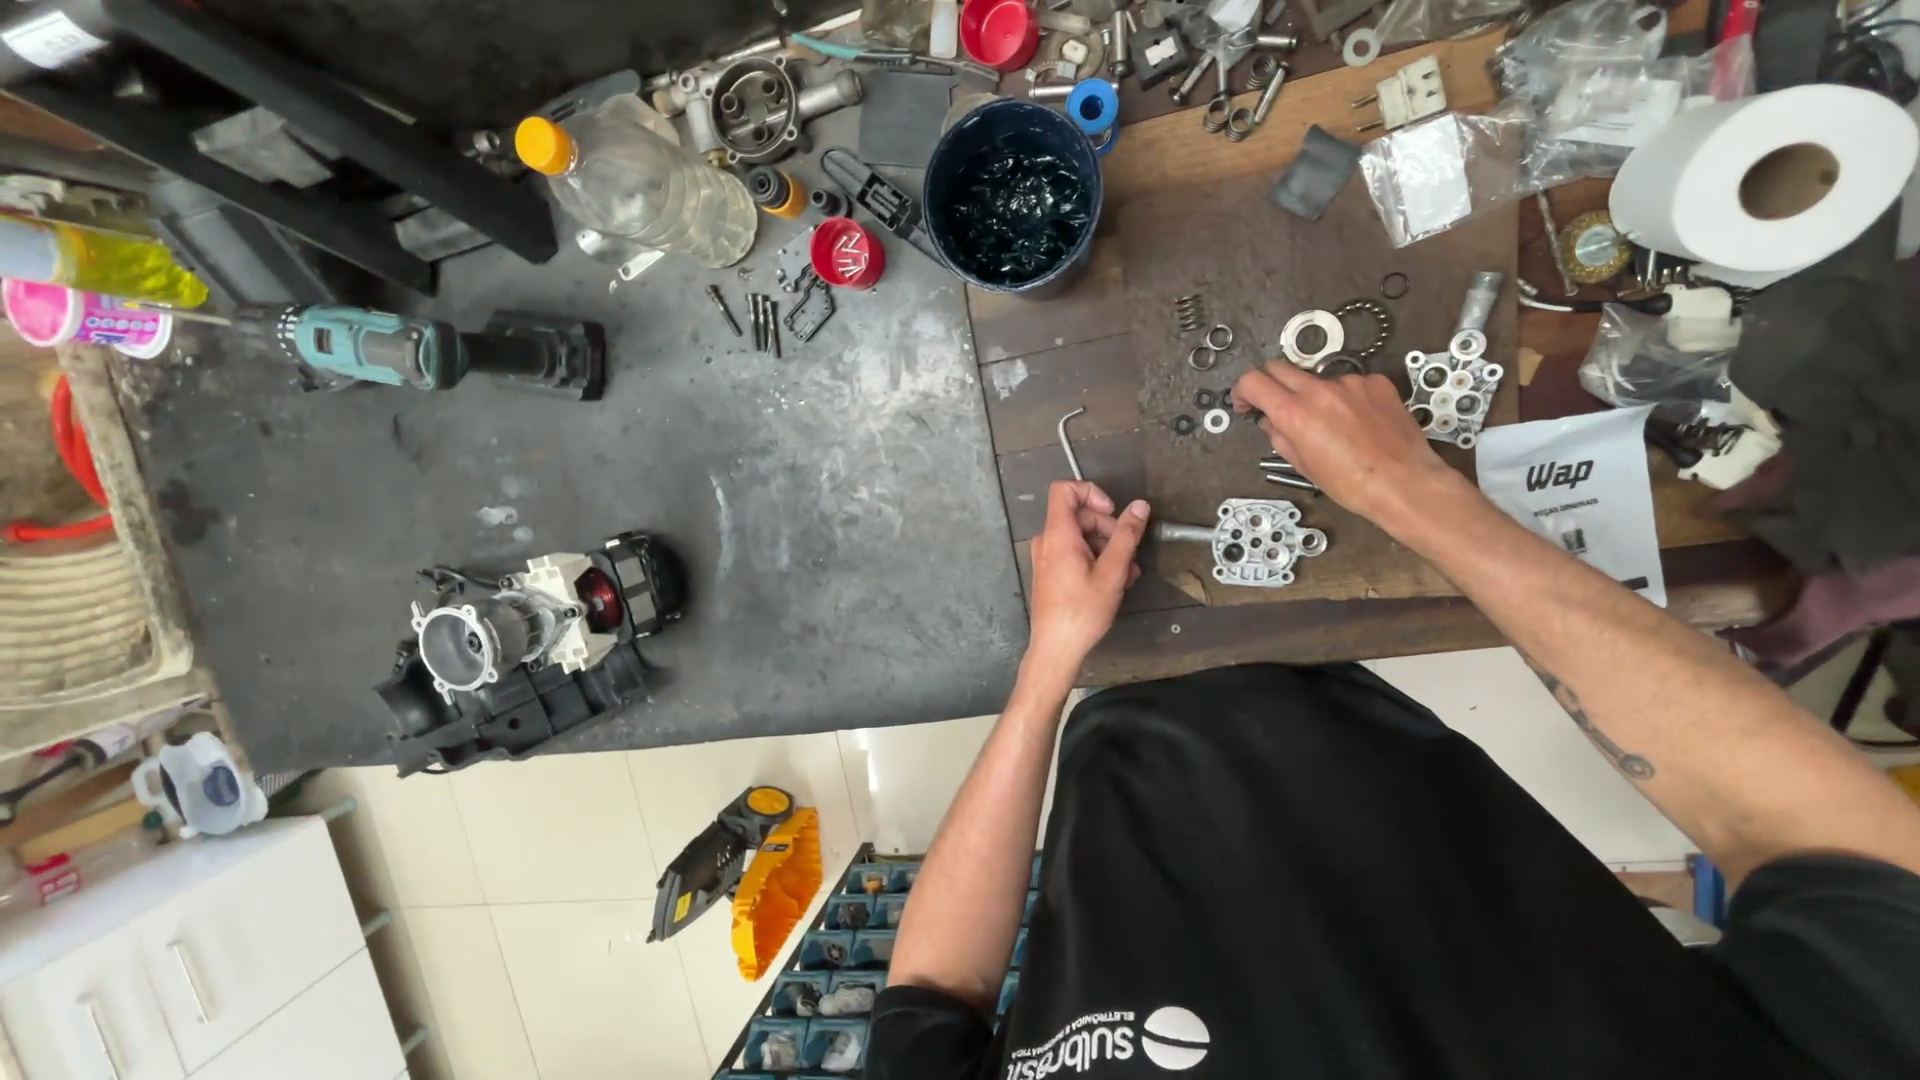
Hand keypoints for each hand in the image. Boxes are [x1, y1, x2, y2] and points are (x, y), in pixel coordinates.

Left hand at [1026, 481, 1149, 673]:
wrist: (1056, 648)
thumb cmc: (1082, 611)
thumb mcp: (1112, 571)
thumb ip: (1126, 535)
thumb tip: (1139, 506)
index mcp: (1058, 534)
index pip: (1065, 490)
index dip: (1091, 492)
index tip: (1112, 513)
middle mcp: (1047, 541)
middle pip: (1080, 516)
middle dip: (1109, 529)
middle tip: (1129, 553)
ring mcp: (1046, 557)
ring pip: (1081, 538)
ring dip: (1108, 549)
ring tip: (1128, 574)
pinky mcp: (1050, 573)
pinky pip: (1074, 554)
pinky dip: (1096, 561)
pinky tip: (1115, 582)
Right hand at [1232, 361, 1464, 528]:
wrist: (1403, 482)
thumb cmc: (1353, 483)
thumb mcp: (1302, 466)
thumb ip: (1280, 436)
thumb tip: (1271, 422)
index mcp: (1295, 414)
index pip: (1253, 381)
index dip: (1243, 391)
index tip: (1246, 402)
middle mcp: (1320, 391)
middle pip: (1279, 367)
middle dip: (1270, 384)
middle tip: (1276, 405)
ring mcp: (1350, 383)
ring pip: (1316, 378)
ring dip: (1312, 394)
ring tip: (1329, 424)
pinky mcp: (1375, 382)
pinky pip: (1348, 383)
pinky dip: (1344, 397)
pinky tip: (1356, 421)